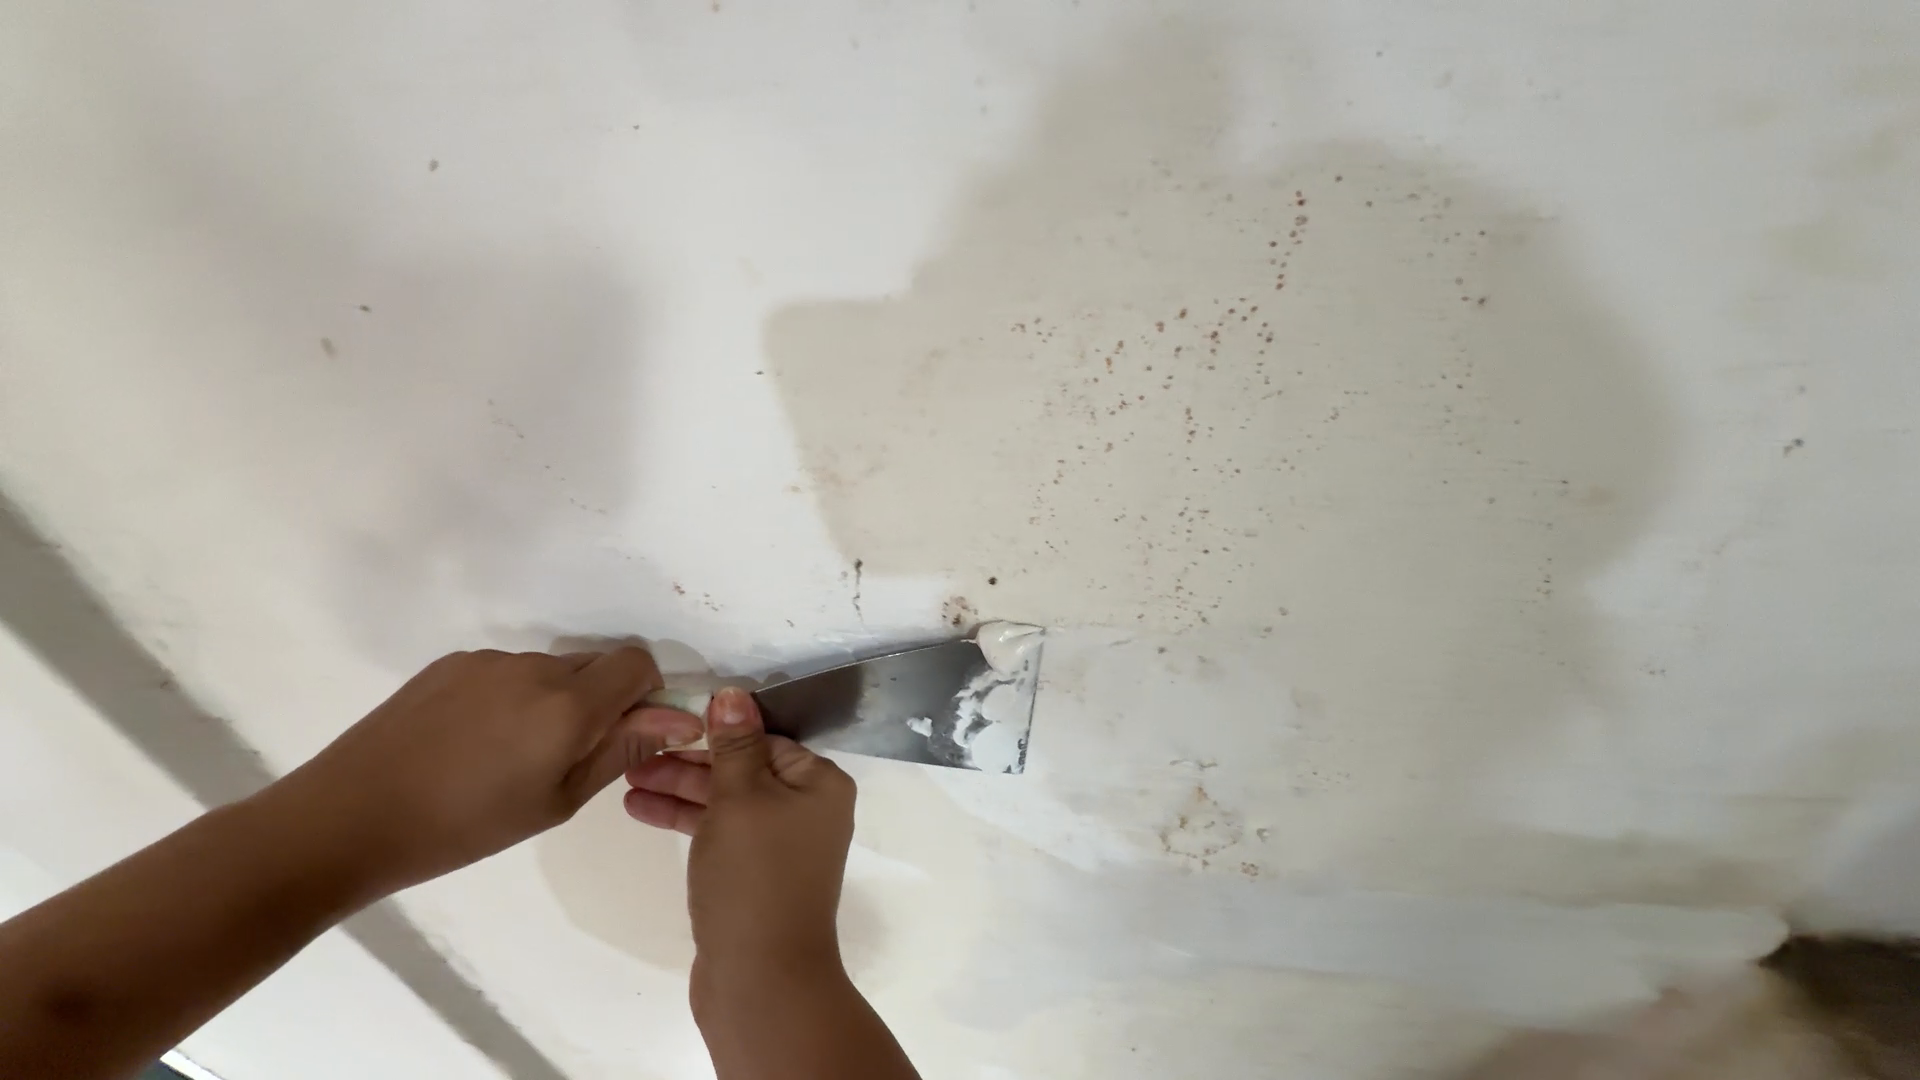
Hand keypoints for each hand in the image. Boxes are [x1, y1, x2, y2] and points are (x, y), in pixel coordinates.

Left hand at [277, 648, 701, 895]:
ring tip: (506, 754)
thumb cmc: (465, 827)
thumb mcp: (558, 801)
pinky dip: (512, 696)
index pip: (638, 663)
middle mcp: (536, 667)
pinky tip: (472, 741)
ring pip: (552, 669)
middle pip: (597, 664)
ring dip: (553, 699)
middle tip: (563, 754)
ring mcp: (490, 660)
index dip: (645, 692)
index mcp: (568, 705)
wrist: (344, 820)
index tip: (625, 732)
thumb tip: (681, 719)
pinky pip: (508, 670)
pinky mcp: (452, 662)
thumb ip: (623, 751)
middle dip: (599, 700)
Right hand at [624, 688, 856, 980]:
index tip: (669, 721)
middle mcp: (808, 807)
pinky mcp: (756, 873)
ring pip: (728, 800)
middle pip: (744, 768)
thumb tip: (733, 694)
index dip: (717, 731)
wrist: (761, 978)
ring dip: (681, 788)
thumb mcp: (741, 797)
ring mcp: (782, 843)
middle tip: (637, 752)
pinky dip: (687, 820)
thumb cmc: (755, 874)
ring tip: (627, 779)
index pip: (765, 739)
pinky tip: (641, 809)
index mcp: (820, 782)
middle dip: (690, 760)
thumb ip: (734, 744)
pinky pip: (721, 831)